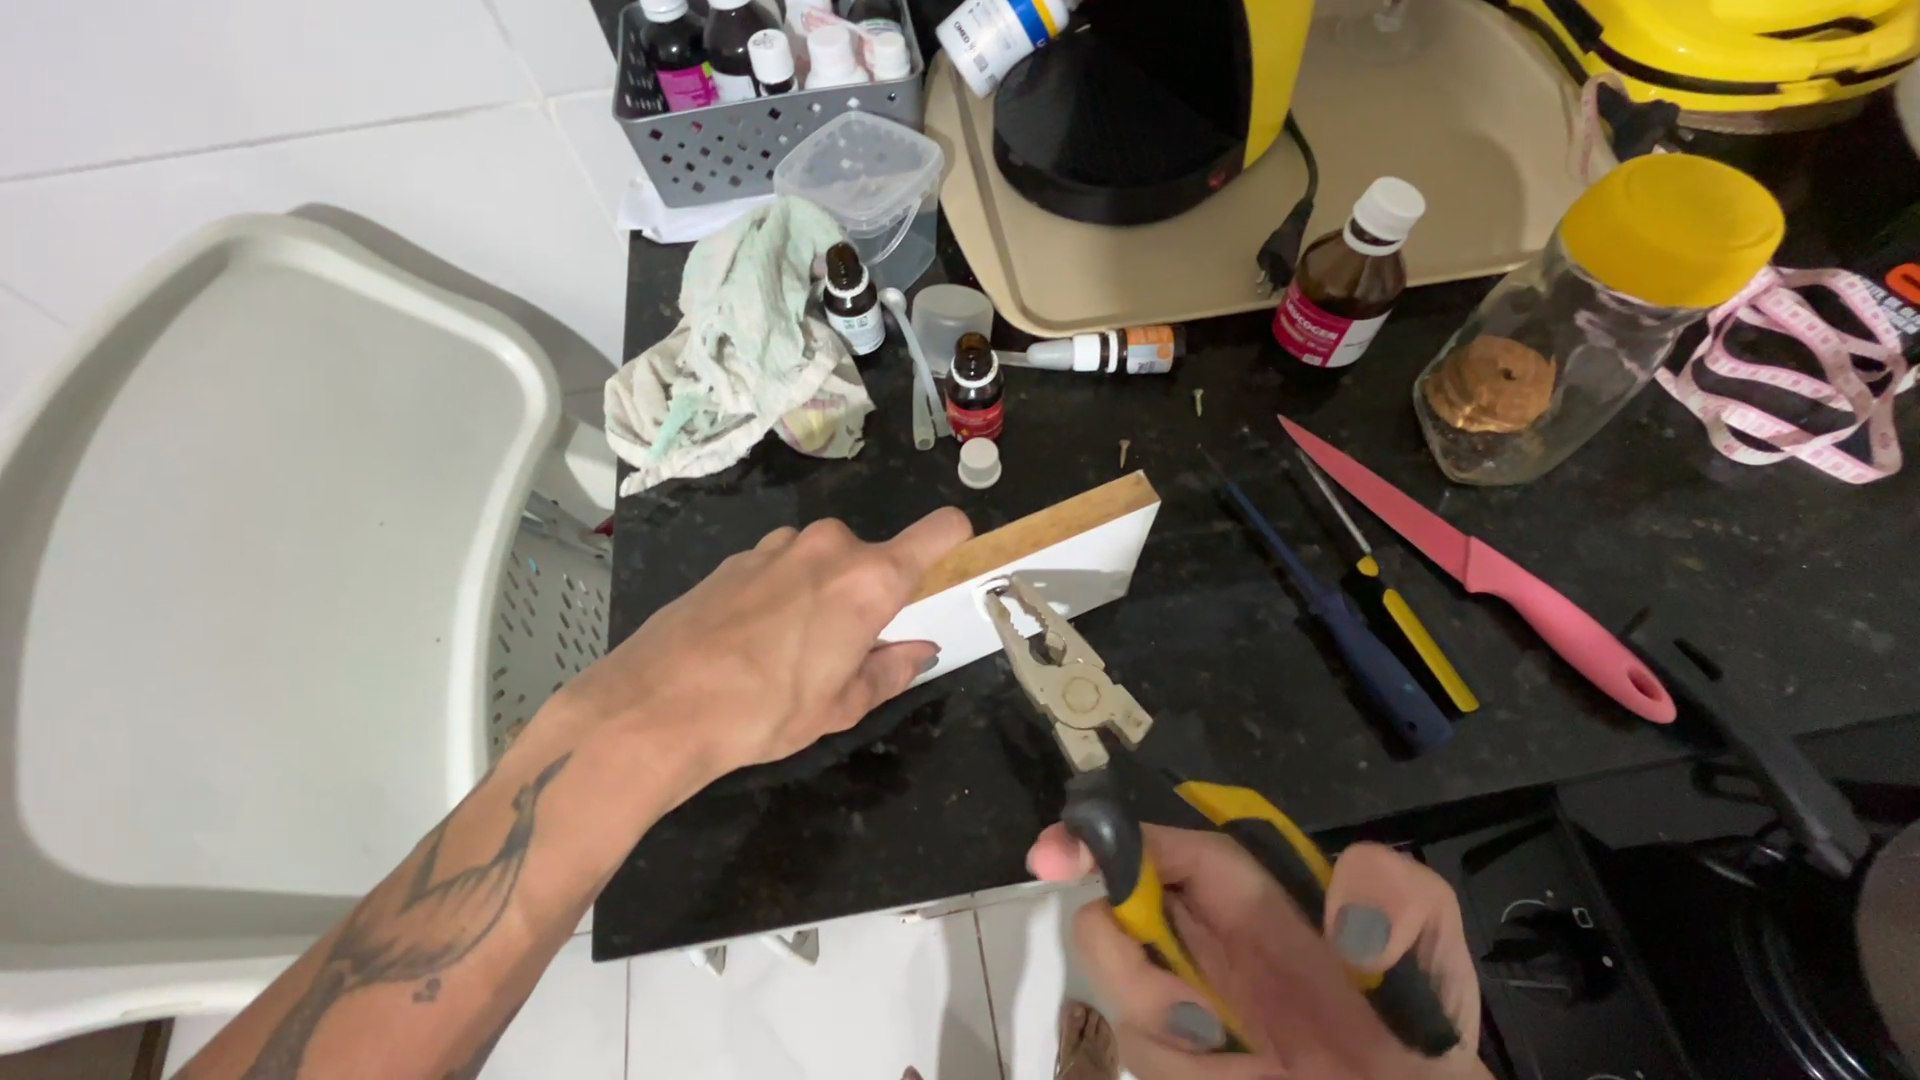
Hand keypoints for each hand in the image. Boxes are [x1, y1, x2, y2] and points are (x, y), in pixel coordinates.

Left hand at [538, 508, 972, 803]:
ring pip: (826, 561)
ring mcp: (776, 546)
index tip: (945, 577)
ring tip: (791, 651)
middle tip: (848, 648)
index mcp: (869, 579)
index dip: (955, 545)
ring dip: (826, 593)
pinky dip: (785, 593)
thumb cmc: (763, 712)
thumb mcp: (841, 706)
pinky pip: (783, 566)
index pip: (942, 529)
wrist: (652, 707)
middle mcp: (828, 546)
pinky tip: (751, 642)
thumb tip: (920, 648)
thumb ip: (891, 669)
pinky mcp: (736, 557)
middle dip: (873, 594)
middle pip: (876, 556)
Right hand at [1029, 825, 1489, 1079]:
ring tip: (1236, 1053)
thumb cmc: (1411, 1014)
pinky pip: (1147, 1058)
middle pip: (1103, 917)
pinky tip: (1241, 1076)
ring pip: (1118, 998)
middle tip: (1189, 1012)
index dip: (1091, 839)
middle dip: (1119, 954)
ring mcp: (1181, 1008)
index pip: (1145, 846)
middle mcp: (1191, 939)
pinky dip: (1184, 1070)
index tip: (1053, 855)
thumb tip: (1340, 925)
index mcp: (1230, 889)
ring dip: (1163, 1026)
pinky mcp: (1179, 1064)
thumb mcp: (1424, 932)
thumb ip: (1393, 890)